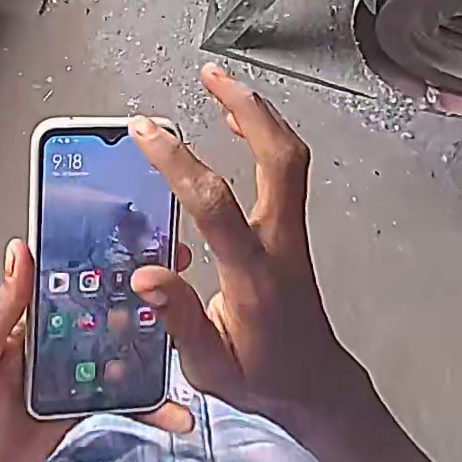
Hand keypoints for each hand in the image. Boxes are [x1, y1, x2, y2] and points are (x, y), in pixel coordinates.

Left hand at [0, 240, 192, 461]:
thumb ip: (1, 308)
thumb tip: (19, 252)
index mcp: (30, 315)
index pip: (68, 276)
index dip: (99, 259)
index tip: (135, 242)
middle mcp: (55, 336)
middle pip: (102, 309)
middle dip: (139, 297)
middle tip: (177, 285)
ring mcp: (72, 370)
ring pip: (119, 351)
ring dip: (150, 348)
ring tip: (182, 343)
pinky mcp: (83, 404)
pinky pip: (120, 398)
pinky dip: (147, 405)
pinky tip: (172, 412)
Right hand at [129, 64, 376, 430]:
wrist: (317, 385)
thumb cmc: (262, 375)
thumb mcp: (210, 366)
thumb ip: (179, 320)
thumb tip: (146, 275)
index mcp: (254, 274)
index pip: (215, 203)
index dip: (178, 161)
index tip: (144, 132)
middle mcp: (279, 240)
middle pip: (279, 158)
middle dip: (246, 108)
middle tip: (211, 77)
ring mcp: (292, 228)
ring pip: (289, 155)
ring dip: (257, 111)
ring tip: (221, 82)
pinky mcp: (292, 224)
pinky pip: (286, 166)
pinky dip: (263, 132)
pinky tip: (239, 121)